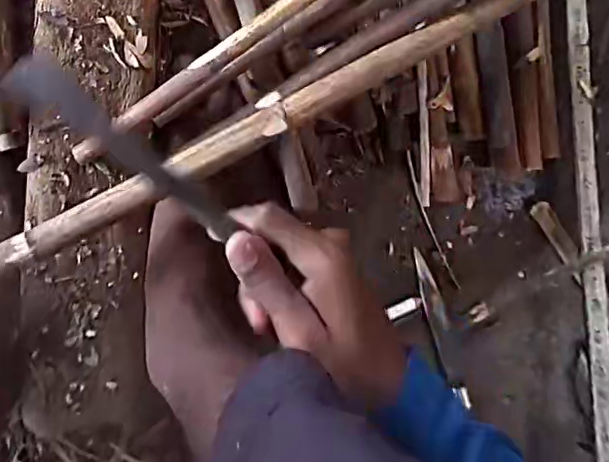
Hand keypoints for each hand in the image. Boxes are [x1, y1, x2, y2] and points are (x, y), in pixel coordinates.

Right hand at [224, 203, 409, 409]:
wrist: (394, 393)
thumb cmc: (348, 370)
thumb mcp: (299, 334)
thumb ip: (266, 284)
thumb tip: (235, 238)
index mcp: (322, 254)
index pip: (266, 215)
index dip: (236, 222)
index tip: (214, 240)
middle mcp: (330, 241)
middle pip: (271, 231)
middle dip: (254, 266)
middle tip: (256, 314)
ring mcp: (335, 251)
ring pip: (279, 246)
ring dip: (266, 278)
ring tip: (271, 323)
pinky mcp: (336, 263)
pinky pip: (293, 256)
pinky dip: (282, 280)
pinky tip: (286, 314)